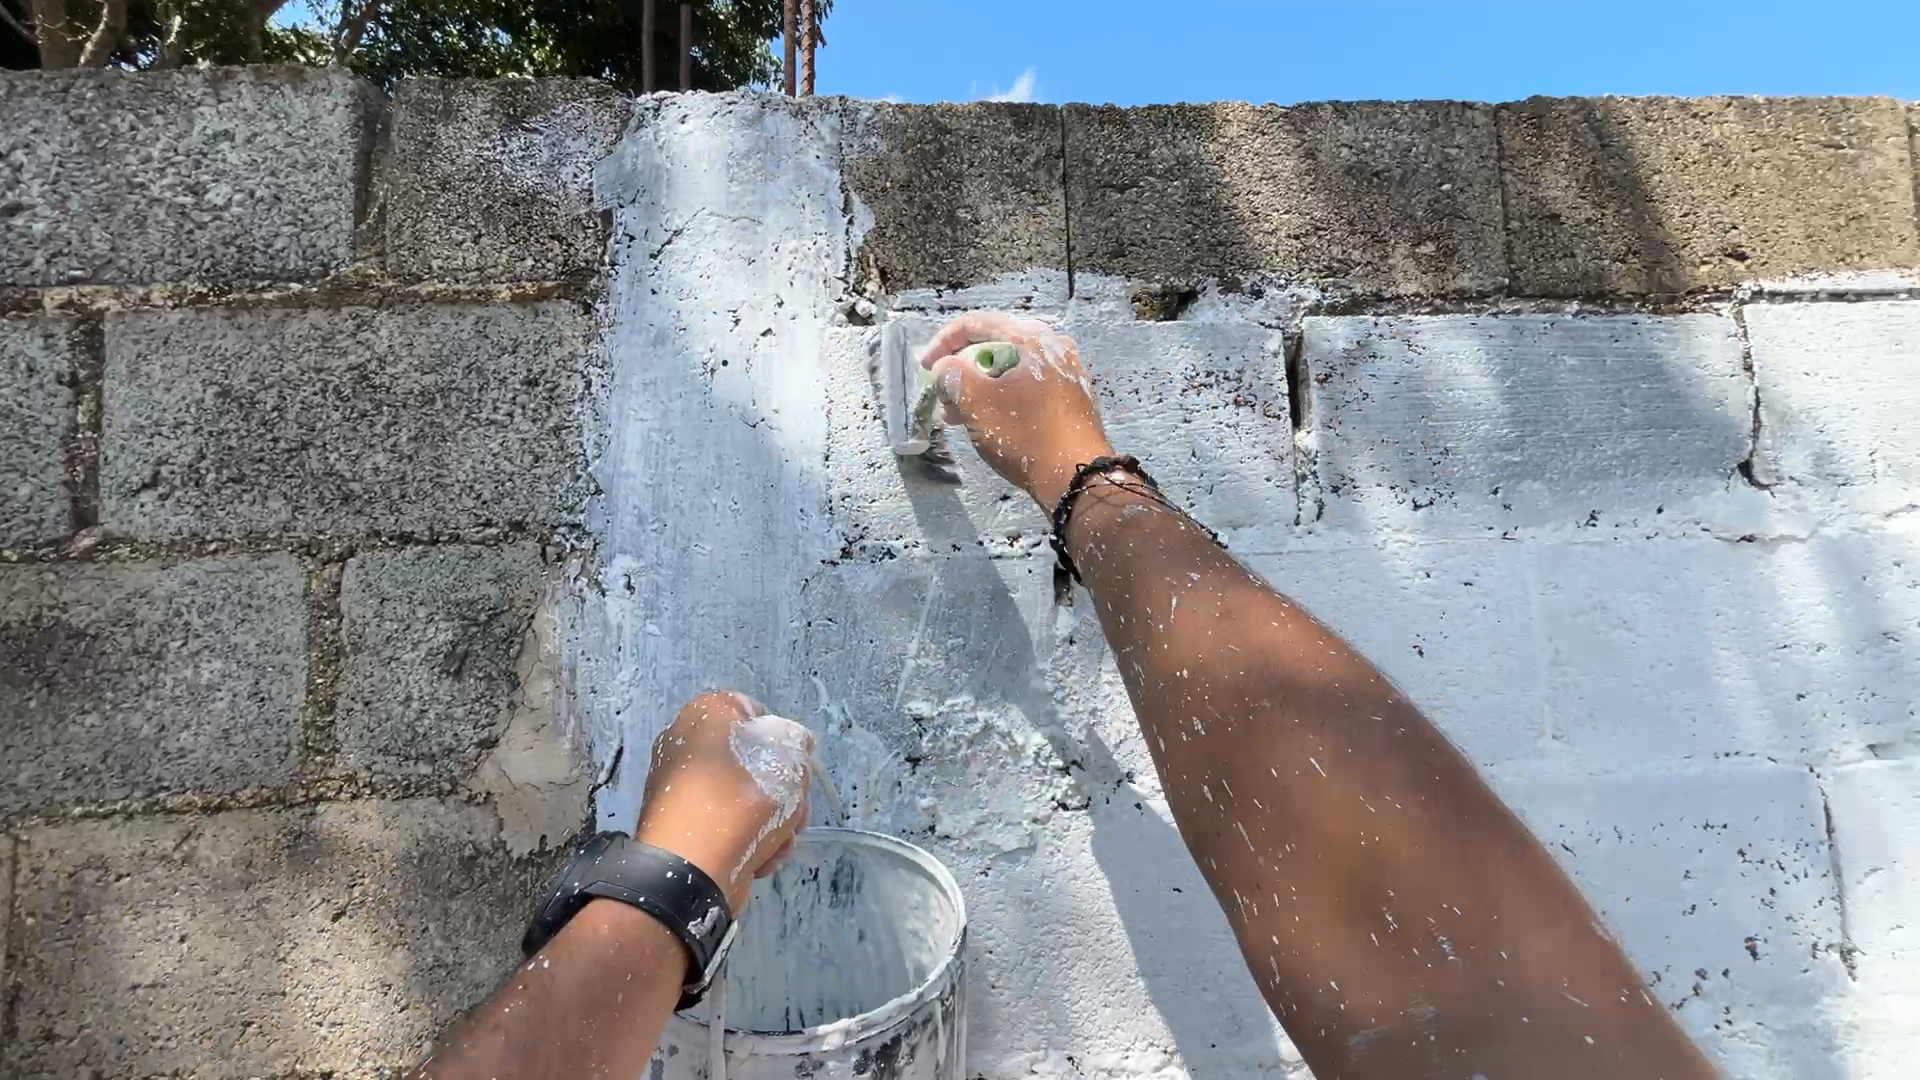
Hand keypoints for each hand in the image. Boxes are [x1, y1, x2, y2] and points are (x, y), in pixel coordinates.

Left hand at [634, 691, 812, 913]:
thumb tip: (792, 742)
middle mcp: (686, 743)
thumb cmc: (743, 799)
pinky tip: (762, 857)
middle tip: (798, 814)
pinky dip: (746, 838)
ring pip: (743, 795)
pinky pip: (724, 822)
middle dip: (784, 790)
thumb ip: (796, 740)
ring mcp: (679, 787)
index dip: (785, 740)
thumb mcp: (789, 757)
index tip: (798, 769)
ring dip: (773, 819)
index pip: (756, 713)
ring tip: (782, 842)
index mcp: (706, 713)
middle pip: (754, 760)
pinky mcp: (679, 826)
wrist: (691, 868)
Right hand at [923, 311, 1116, 507]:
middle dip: (962, 369)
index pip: (976, 324)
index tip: (925, 368)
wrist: (1077, 478)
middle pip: (995, 346)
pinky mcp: (1070, 401)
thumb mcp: (977, 403)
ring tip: (958, 415)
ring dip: (980, 388)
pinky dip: (1002, 399)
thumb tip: (945, 367)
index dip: (943, 343)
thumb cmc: (1025, 436)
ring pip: (1010, 370)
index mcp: (1030, 338)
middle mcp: (1053, 347)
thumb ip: (952, 375)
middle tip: (943, 393)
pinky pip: (1027, 389)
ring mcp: (1066, 374)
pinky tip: (990, 424)